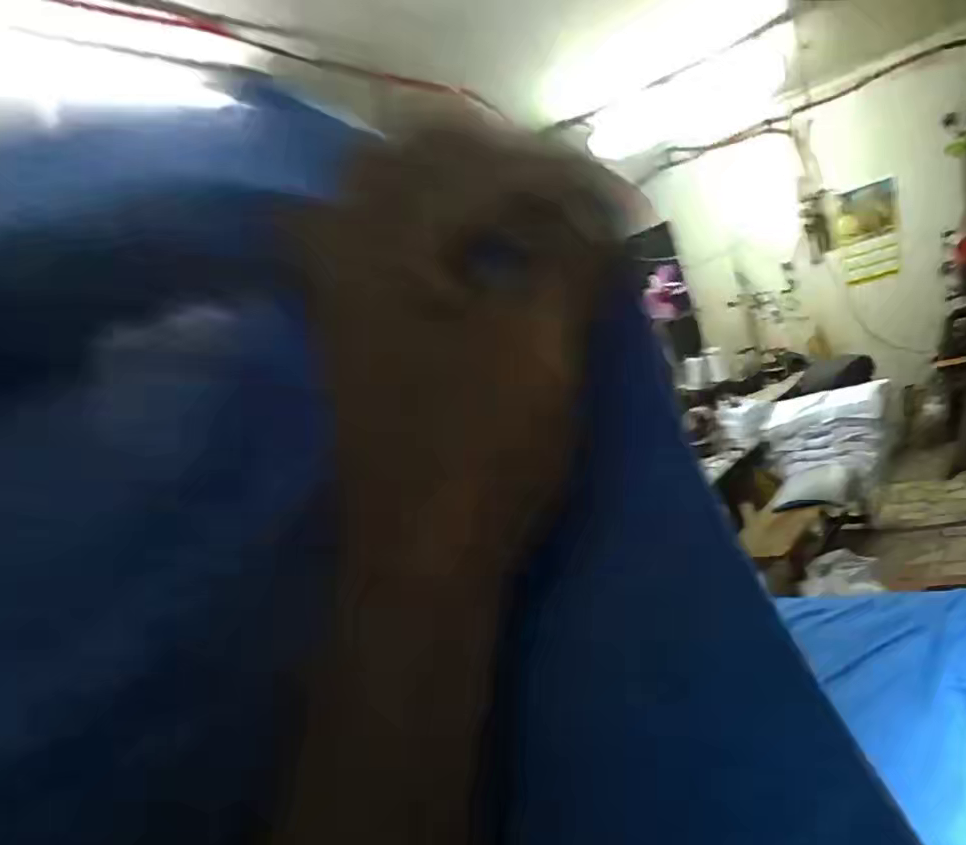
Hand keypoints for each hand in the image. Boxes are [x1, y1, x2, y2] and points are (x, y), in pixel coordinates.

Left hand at [293, 123, 615, 584]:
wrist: (424, 558)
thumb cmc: (481, 453)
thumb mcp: (539, 349)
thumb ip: (575, 266)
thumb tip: (613, 219)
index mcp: (378, 240)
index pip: (477, 168)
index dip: (560, 177)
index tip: (620, 201)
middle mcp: (346, 253)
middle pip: (426, 165)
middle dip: (510, 172)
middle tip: (574, 201)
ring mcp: (349, 301)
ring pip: (413, 214)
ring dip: (480, 207)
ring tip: (545, 228)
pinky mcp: (369, 343)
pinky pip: (412, 263)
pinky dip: (461, 252)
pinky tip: (499, 273)